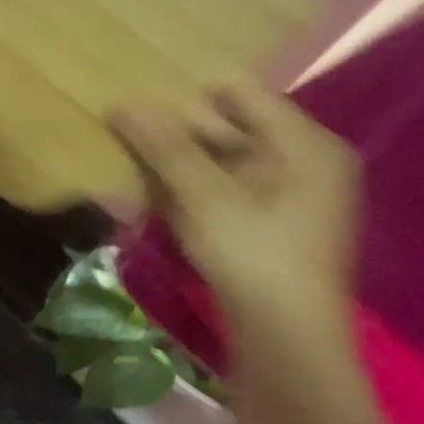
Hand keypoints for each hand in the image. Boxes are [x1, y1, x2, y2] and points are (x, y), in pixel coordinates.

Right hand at [110, 83, 359, 332]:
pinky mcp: (269, 219)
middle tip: (118, 125)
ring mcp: (289, 192)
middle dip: (174, 127)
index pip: (242, 92)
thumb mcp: (204, 196)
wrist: (285, 332)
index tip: (135, 94)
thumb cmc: (253, 254)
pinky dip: (187, 183)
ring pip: (221, 157)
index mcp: (305, 145)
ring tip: (123, 155)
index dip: (188, 91)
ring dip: (174, 157)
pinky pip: (222, 184)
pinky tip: (148, 190)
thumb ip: (164, 147)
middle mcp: (304, 160)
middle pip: (231, 125)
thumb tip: (122, 102)